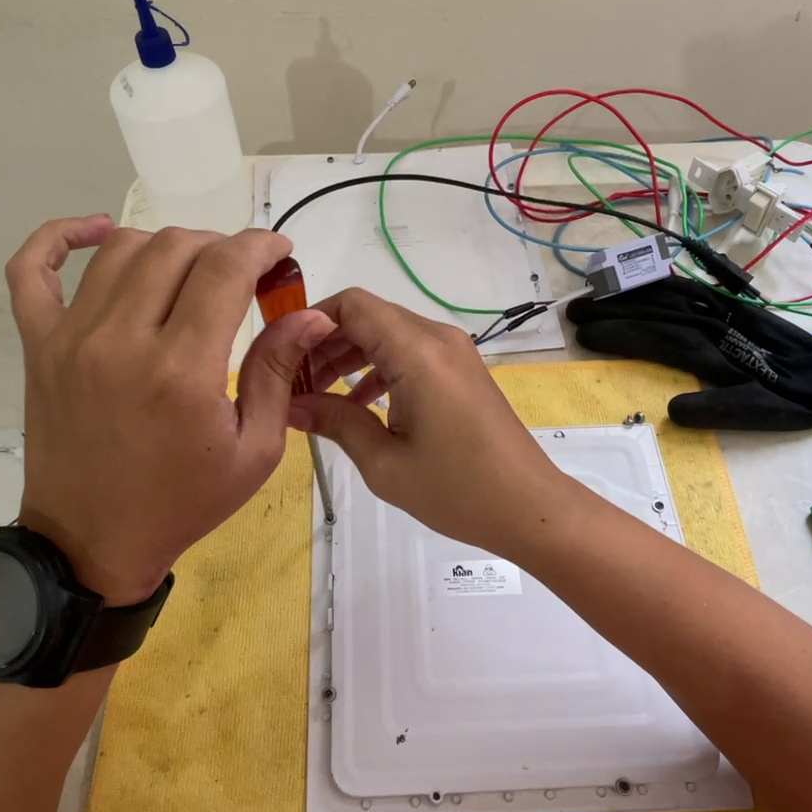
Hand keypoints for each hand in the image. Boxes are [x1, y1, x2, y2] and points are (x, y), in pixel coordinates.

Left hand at [5, 216, 335, 603]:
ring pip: (121, 249)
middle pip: (177, 248)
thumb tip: (311, 313)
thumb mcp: (255, 451)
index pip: (225, 268)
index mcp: (183, 370)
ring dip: (167, 245)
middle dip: (222, 246)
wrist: (93, 542)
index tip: (279, 251)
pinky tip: (96, 231)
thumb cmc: (183, 503)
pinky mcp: (38, 345)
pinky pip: (31, 269)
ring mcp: (71, 337)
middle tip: (242, 273)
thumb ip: (279, 373)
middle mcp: (123, 340)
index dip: (260, 247)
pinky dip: (61, 236)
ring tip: (191, 270)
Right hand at [287, 288, 578, 551]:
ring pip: (388, 334)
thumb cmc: (457, 490)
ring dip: (349, 356)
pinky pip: (409, 353)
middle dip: (325, 342)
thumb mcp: (384, 463)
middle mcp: (438, 339)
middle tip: (293, 382)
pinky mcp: (461, 371)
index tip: (282, 355)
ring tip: (317, 396)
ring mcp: (454, 353)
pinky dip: (378, 368)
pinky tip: (359, 405)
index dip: (310, 321)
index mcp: (417, 352)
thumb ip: (335, 422)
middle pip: (368, 316)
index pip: (352, 305)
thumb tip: (290, 405)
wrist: (529, 507)